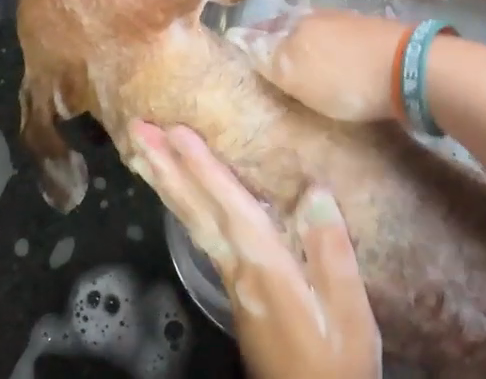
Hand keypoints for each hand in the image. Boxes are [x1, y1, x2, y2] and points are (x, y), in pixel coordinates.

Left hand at [127, 120, 380, 378]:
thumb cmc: (335, 363)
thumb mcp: (348, 314)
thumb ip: (332, 254)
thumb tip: (316, 192)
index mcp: (266, 269)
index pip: (228, 207)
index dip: (202, 167)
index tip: (175, 131)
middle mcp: (238, 270)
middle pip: (194, 212)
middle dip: (165, 168)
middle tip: (137, 130)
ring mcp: (232, 283)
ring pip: (191, 224)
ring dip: (167, 184)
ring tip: (144, 153)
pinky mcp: (236, 294)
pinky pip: (201, 236)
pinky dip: (184, 207)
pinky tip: (182, 198)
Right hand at [225, 9, 407, 121]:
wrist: (409, 69)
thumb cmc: (345, 76)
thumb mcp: (296, 73)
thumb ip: (268, 57)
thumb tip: (238, 38)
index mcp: (295, 23)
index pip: (261, 29)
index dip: (248, 42)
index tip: (237, 56)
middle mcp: (318, 17)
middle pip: (288, 29)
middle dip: (276, 45)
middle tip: (266, 68)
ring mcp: (348, 24)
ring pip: (315, 35)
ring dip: (305, 50)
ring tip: (298, 72)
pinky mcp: (372, 37)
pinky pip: (339, 44)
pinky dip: (330, 55)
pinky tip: (333, 69)